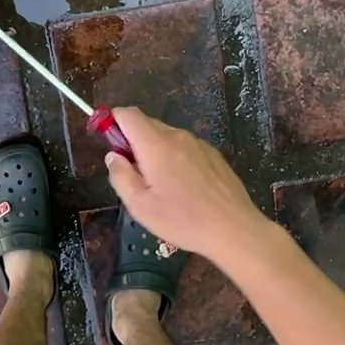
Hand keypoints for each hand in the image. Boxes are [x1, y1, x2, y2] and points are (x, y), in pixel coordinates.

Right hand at [103, 107, 272, 262]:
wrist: (234, 229)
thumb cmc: (183, 220)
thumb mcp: (140, 206)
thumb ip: (121, 176)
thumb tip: (113, 156)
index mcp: (156, 146)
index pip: (128, 114)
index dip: (113, 121)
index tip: (110, 143)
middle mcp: (178, 137)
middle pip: (147, 124)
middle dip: (132, 140)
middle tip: (134, 174)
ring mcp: (199, 144)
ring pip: (166, 136)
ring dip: (154, 150)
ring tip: (160, 185)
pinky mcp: (213, 155)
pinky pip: (184, 147)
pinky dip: (174, 157)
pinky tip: (183, 187)